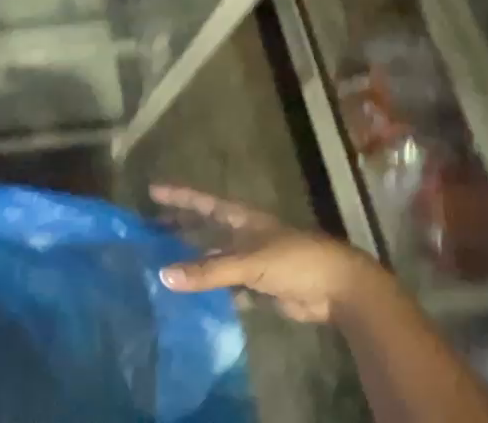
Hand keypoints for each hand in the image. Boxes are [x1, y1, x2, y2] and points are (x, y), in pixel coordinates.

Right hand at [151, 185, 377, 322]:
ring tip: (162, 265)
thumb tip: (164, 275)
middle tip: (149, 231)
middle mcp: (243, 236)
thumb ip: (208, 271)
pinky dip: (210, 290)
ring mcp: (252, 262)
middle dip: (180, 229)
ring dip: (193, 263)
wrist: (338, 289)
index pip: (203, 202)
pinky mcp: (259, 287)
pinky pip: (226, 287)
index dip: (179, 196)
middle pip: (206, 230)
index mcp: (241, 218)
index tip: (152, 191)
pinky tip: (192, 297)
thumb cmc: (294, 260)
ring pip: (214, 260)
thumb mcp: (248, 262)